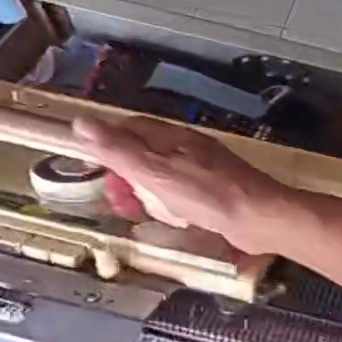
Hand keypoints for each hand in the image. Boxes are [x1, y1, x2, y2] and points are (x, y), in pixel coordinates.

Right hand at [70, 115, 295, 253]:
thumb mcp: (155, 172)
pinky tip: (173, 219)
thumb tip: (81, 122)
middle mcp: (189, 148)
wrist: (260, 217)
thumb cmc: (206, 195)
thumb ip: (120, 150)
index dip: (108, 146)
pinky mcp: (218, 191)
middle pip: (146, 154)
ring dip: (148, 193)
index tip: (96, 171)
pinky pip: (184, 193)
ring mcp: (206, 169)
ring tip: (144, 213)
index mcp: (173, 137)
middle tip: (121, 201)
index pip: (130, 129)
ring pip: (164, 176)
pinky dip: (171, 204)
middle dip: (127, 176)